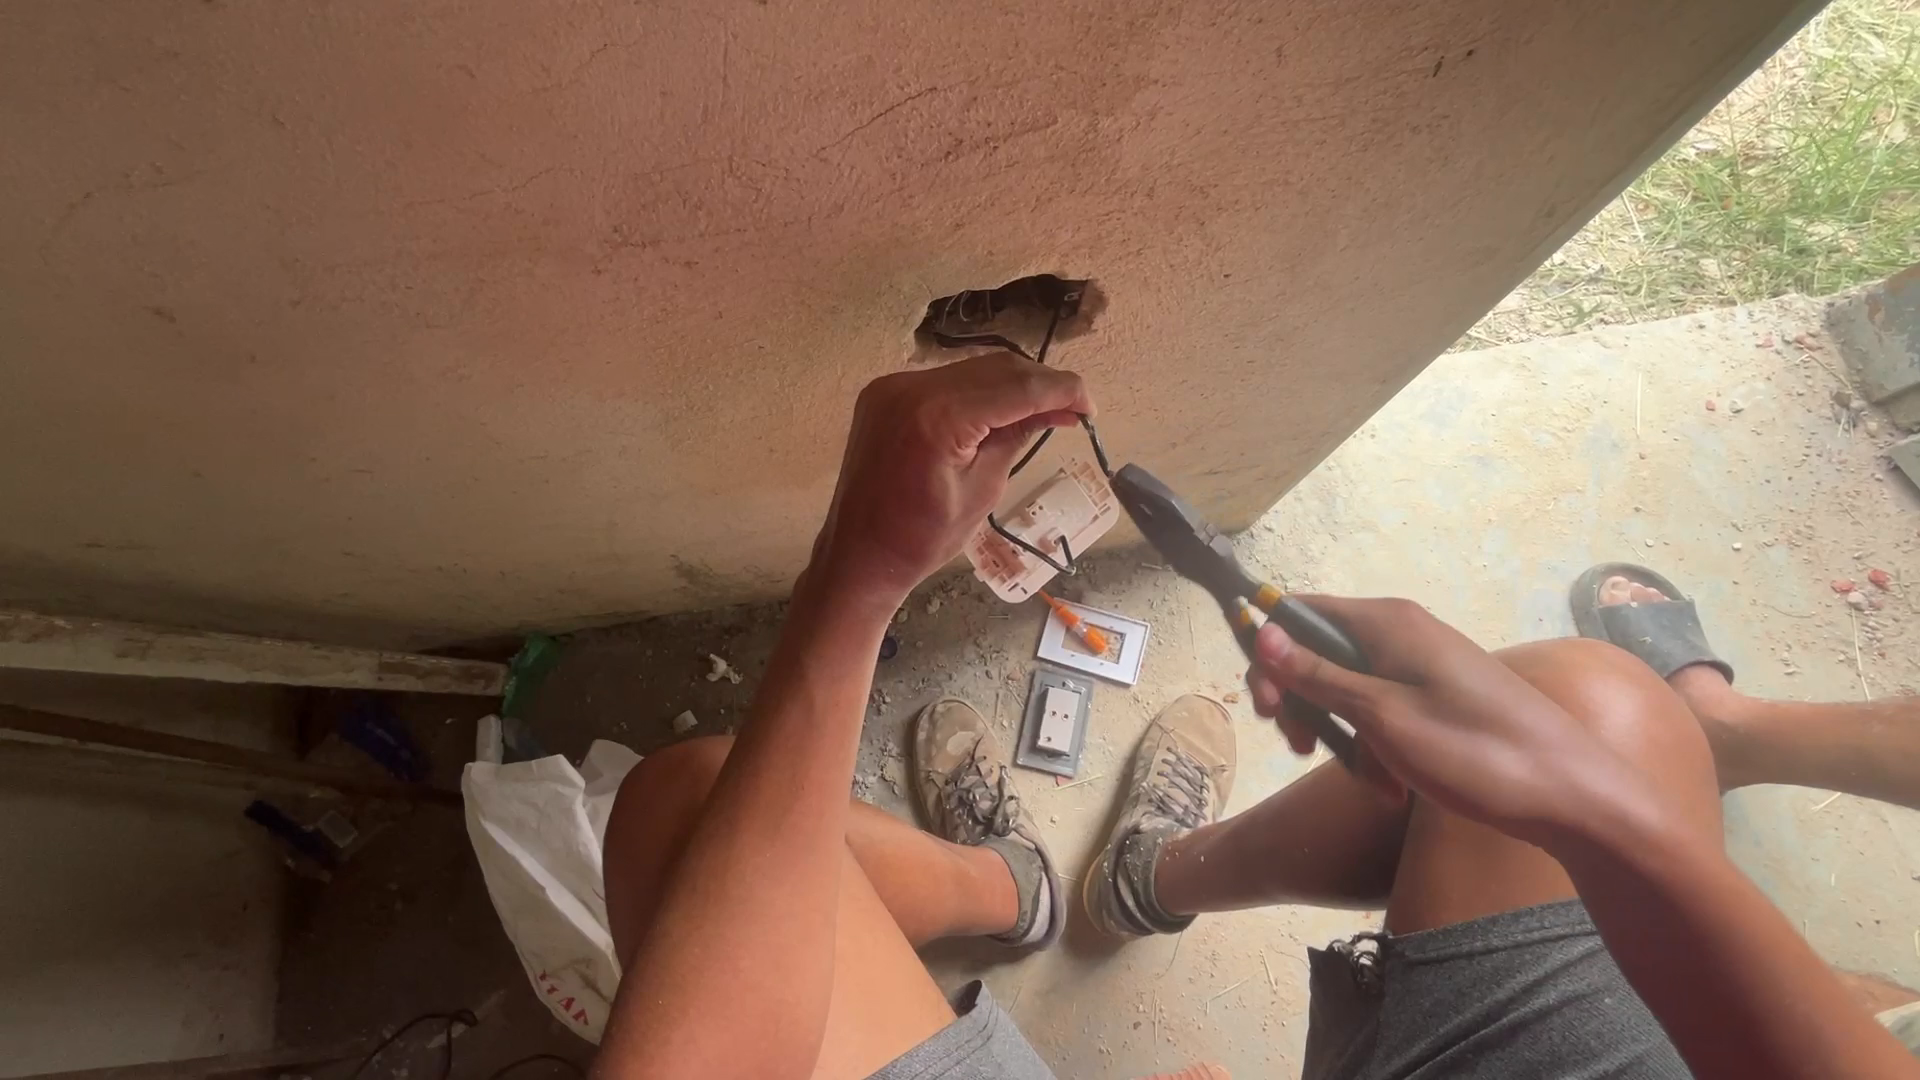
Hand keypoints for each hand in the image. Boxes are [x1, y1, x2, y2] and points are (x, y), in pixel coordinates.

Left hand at [809, 353, 1092, 609]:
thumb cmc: (921, 540)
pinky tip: (1000, 412)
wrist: (858, 555)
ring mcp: (892, 387)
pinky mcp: (884, 394)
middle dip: (1040, 385)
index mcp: (937, 416)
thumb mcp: (983, 490)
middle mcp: (911, 388)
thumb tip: (1055, 409)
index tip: (1090, 406)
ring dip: (1011, 386)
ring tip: (1044, 412)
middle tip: (1073, 410)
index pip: (1016, 387)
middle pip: (995, 369)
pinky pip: (945, 382)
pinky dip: (977, 393)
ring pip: (971, 370)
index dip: (1061, 390)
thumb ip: (1016, 438)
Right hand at [1247, 596, 1657, 849]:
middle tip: (1298, 744)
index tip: (1269, 706)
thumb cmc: (1475, 750)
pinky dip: (1371, 743)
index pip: (1298, 613)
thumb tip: (1261, 631)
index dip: (1270, 652)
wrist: (1581, 802)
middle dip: (1300, 698)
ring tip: (1360, 775)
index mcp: (1385, 622)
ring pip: (1343, 686)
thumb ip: (1316, 673)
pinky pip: (1377, 709)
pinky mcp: (1433, 697)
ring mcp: (1417, 665)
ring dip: (1337, 730)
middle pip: (1315, 652)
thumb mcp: (1381, 715)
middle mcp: (1398, 632)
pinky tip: (1387, 785)